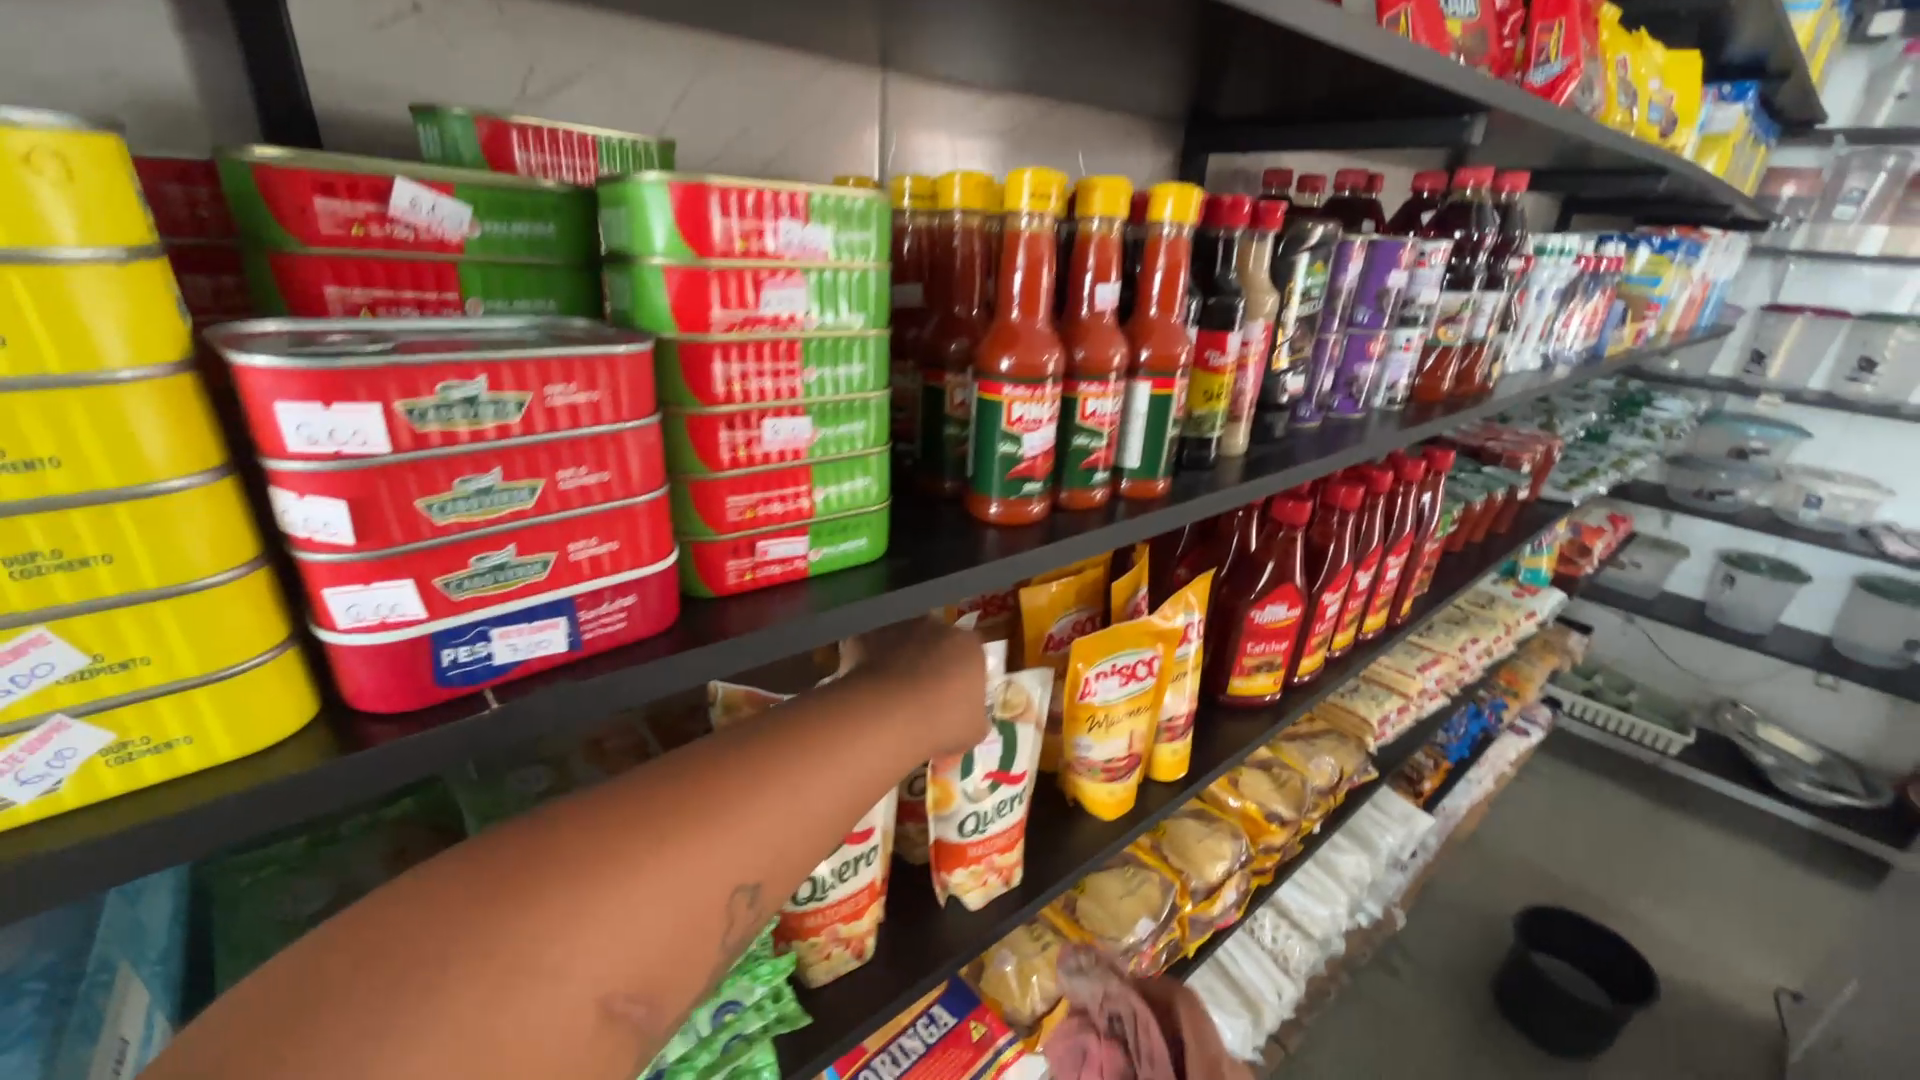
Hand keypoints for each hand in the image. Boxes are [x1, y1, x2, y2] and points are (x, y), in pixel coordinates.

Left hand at [849, 618, 989, 757]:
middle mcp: (935, 626)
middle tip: (922, 698)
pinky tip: (867, 693)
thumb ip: (973, 716)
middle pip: (936, 643)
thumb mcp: (974, 730)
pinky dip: (870, 666)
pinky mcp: (867, 635)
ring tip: (892, 698)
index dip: (962, 677)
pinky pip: (871, 650)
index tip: (954, 700)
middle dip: (931, 664)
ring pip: (902, 644)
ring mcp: (899, 627)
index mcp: (969, 645)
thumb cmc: (943, 722)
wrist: (891, 715)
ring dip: (900, 662)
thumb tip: (967, 717)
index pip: (971, 654)